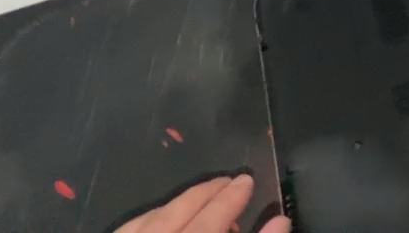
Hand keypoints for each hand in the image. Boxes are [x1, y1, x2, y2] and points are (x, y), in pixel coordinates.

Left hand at [115, 174, 290, 232]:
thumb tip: (281, 219)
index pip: (208, 220)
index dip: (230, 199)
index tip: (246, 180)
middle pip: (178, 214)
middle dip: (206, 194)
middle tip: (229, 181)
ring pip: (148, 220)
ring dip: (177, 204)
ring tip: (199, 195)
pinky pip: (126, 230)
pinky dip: (147, 220)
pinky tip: (156, 218)